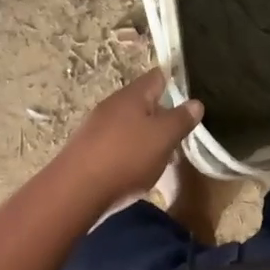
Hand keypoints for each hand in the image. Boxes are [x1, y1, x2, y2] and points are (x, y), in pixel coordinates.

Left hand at [55, 70, 203, 205]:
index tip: (191, 95)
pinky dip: (129, 152)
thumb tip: (196, 102)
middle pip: (144, 101)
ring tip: (162, 155)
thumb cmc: (126, 157)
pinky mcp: (87, 149)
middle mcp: (113, 103)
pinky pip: (116, 143)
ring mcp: (97, 126)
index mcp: (133, 94)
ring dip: (146, 136)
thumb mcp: (164, 138)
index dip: (176, 83)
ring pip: (130, 124)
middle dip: (162, 114)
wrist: (74, 193)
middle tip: (180, 132)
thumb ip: (181, 119)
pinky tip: (135, 171)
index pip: (158, 76)